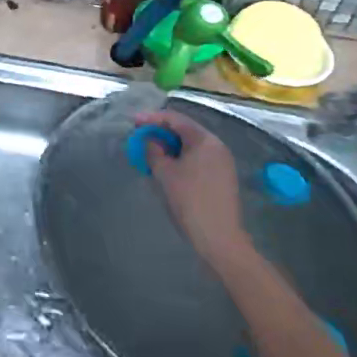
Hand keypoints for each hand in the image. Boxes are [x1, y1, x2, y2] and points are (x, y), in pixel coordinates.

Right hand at [135, 110, 250, 261]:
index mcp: (205, 140)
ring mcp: (223, 163)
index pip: (176, 120)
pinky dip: (181, 158)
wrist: (219, 238)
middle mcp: (217, 147)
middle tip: (140, 136)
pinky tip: (167, 167)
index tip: (133, 122)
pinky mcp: (223, 178)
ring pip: (191, 146)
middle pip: (185, 131)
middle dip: (161, 132)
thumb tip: (151, 141)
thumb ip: (153, 150)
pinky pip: (198, 158)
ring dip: (170, 146)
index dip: (152, 118)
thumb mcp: (164, 172)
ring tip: (151, 152)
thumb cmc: (189, 199)